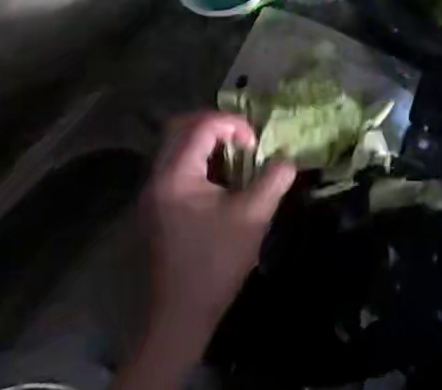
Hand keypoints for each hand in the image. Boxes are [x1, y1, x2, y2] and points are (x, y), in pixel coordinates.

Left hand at [115, 112, 294, 389]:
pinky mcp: (156, 206)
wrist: (181, 316)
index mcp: (176, 175)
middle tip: (244, 140)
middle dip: (217, 126)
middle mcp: (157, 177)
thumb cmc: (217, 262)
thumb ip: (274, 179)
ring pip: (176, 145)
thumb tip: (288, 159)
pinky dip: (199, 160)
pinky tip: (222, 179)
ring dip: (207, 142)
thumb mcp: (254, 216)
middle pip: (181, 127)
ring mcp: (153, 192)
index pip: (202, 126)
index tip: (256, 145)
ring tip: (236, 157)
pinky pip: (175, 165)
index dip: (233, 125)